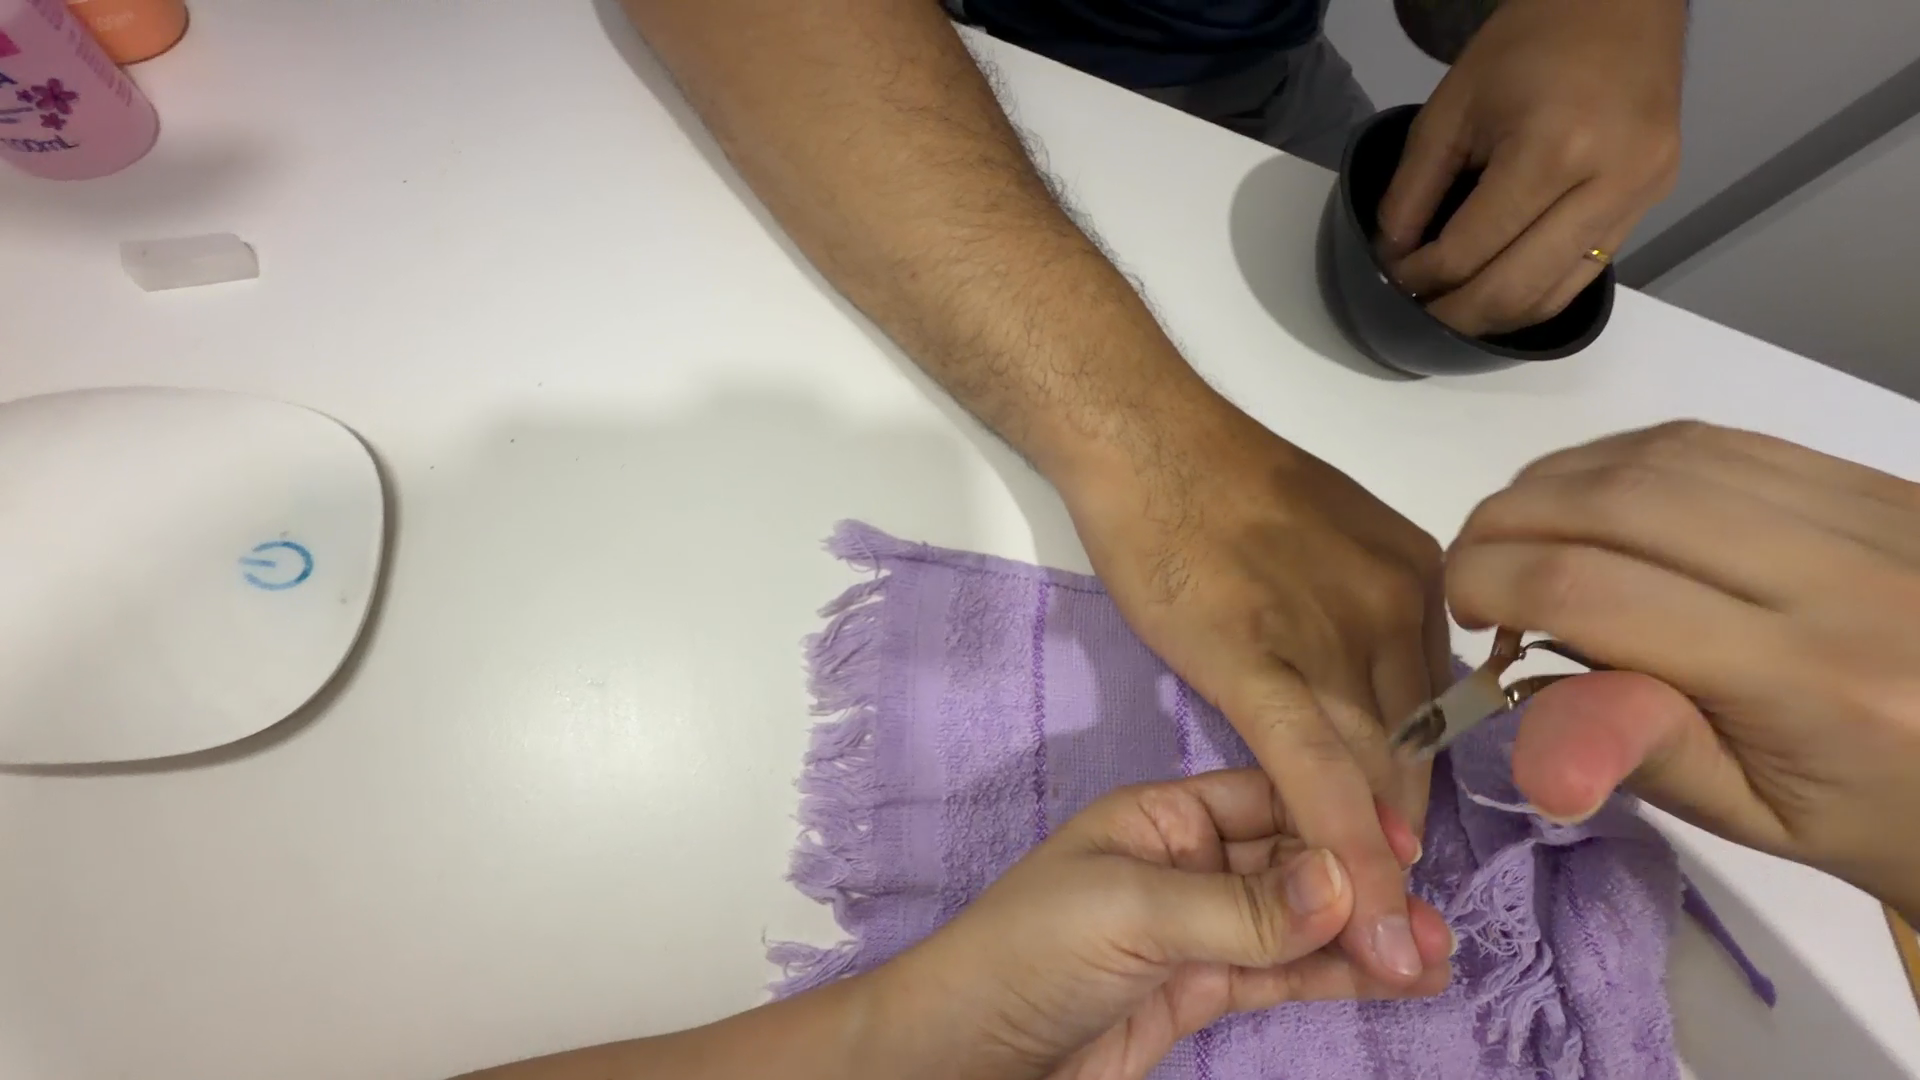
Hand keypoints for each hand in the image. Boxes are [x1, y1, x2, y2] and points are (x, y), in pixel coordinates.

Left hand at [880, 771, 1454, 1079]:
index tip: (1407, 845)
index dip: (1330, 817)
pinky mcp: (1203, 986)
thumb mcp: (1133, 909)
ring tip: (1436, 955)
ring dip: (1362, 935)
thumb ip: (1240, 906)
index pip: (1263, 798)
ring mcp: (1198, 925)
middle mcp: (1186, 859)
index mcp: (1160, 814)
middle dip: (1359, 886)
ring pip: (1295, 921)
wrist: (977, 1046)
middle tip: (1433, 922)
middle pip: (1288, 860)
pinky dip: (1334, 975)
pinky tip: (1393, 977)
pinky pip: (1280, 971)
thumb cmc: (1038, 947)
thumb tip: (1349, 881)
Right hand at [1060, 404, 1452, 986]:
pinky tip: (1349, 893)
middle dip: (1406, 832)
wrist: (1147, 440)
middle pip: (1406, 746)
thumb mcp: (1312, 527)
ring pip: (1368, 764)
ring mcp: (1325, 631)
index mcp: (1414, 577)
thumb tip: (1349, 670)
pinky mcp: (1253, 654)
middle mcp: (1394, 608)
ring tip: (1382, 936)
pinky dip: (1335, 829)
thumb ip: (1347, 601)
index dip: (1412, 783)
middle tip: (1404, 916)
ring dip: (1376, 855)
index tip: (1399, 838)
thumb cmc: (1214, 477)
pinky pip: (1309, 757)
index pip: (1426, 705)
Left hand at [1378, 0, 1685, 336]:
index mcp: (1554, 152)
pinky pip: (1580, 278)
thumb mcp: (1444, 114)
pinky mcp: (1651, 202)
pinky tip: (1490, 295)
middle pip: (1511, 291)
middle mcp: (1610, 182)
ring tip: (1446, 312)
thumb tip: (1391, 259)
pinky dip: (1527, 299)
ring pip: (1549, 299)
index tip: (1390, 276)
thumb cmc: (1525, 46)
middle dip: (1449, 316)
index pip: (1465, 254)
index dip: (1416, 278)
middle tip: (1411, 315)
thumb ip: (1408, 196)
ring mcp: (1641, 196)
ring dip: (1488, 319)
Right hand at [1445, 421, 1919, 919]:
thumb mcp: (1753, 816)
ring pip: (1649, 458)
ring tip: (1521, 539)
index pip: (1585, 590)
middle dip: (1498, 528)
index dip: (1485, 581)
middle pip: (1608, 504)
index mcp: (1815, 683)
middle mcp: (1852, 578)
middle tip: (1475, 573)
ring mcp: (1875, 512)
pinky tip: (1588, 504)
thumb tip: (1516, 726)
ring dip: (1544, 489)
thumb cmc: (1878, 810)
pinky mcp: (1877, 480)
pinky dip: (1608, 464)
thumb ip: (1632, 752)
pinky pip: (1702, 441)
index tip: (1465, 615)